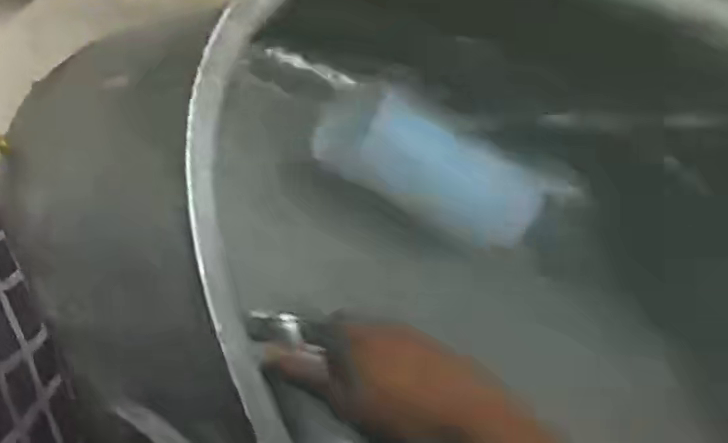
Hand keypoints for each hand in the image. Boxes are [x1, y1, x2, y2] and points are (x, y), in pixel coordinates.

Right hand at [266, 317, 553, 442]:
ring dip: (385, 356)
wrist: (489, 429)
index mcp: (352, 330)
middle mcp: (382, 323)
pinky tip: (424, 388)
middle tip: (354, 377)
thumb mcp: (348, 402)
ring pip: (390, 341)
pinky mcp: (457, 357)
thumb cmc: (405, 413)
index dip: (314, 344)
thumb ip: (306, 373)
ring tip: (391, 384)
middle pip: (355, 330)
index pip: (318, 325)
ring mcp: (423, 337)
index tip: (317, 365)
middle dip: (351, 348)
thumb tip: (263, 351)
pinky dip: (417, 367)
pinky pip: (423, 354)